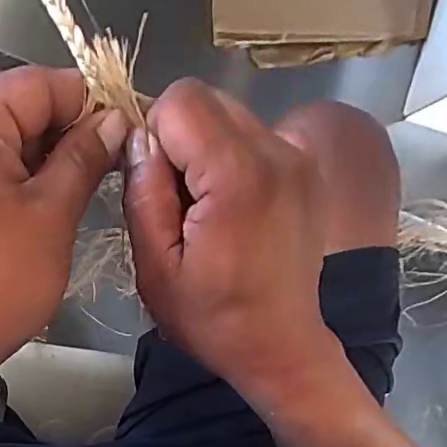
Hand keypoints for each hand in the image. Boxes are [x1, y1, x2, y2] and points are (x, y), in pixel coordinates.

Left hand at [0, 66, 128, 412]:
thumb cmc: (0, 280)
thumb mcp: (52, 213)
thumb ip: (84, 157)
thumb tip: (113, 119)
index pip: (38, 84)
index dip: (88, 101)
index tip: (127, 128)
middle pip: (21, 110)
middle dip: (69, 133)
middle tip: (111, 167)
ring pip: (10, 144)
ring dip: (50, 162)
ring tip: (85, 191)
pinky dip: (25, 182)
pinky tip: (51, 207)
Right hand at [123, 79, 333, 408]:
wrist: (279, 345)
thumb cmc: (211, 320)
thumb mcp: (155, 270)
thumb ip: (142, 194)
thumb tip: (137, 138)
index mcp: (237, 176)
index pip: (180, 100)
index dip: (154, 136)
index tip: (154, 187)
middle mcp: (278, 151)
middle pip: (208, 100)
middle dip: (180, 142)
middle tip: (180, 207)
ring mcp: (300, 157)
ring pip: (231, 116)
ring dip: (207, 153)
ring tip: (208, 213)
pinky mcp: (309, 168)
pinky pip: (256, 137)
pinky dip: (234, 162)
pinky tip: (234, 212)